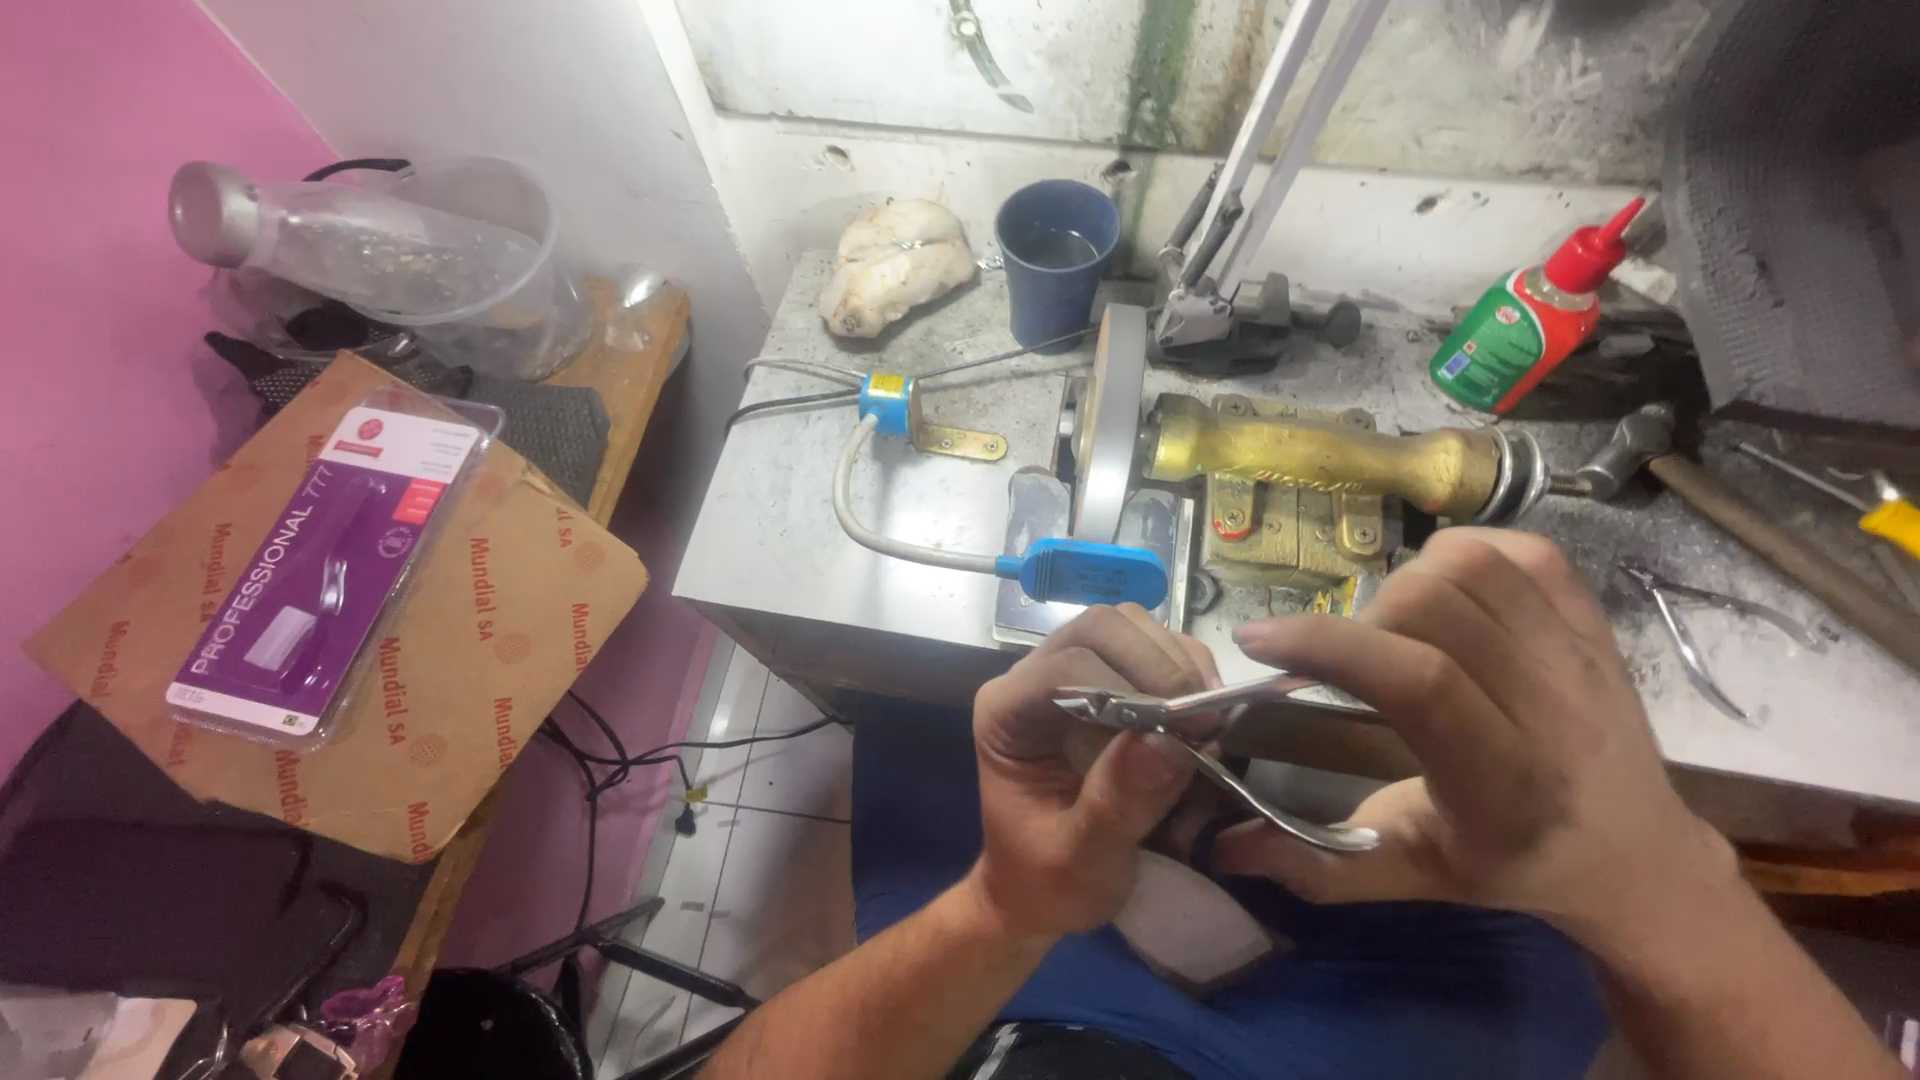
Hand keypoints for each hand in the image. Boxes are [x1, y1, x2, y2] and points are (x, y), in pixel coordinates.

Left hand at [969, 604, 1216, 939]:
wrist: (1039, 888)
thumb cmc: (1048, 879)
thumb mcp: (1079, 861)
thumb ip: (1116, 804)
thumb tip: (1168, 740)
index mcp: (1006, 713)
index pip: (1067, 666)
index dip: (1132, 685)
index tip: (1188, 731)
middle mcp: (1030, 678)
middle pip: (1098, 628)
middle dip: (1158, 664)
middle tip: (1203, 721)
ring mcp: (1066, 671)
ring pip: (1126, 626)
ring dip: (1176, 662)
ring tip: (1205, 720)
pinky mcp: (1101, 678)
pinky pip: (1146, 644)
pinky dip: (1185, 666)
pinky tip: (1201, 714)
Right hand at [1215, 529, 1736, 948]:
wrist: (1637, 859)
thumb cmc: (1511, 867)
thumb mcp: (1410, 878)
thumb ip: (1316, 867)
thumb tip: (1223, 848)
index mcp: (1502, 782)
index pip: (1416, 681)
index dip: (1326, 644)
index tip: (1257, 639)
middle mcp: (1553, 708)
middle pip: (1436, 605)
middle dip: (1360, 617)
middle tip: (1344, 654)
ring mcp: (1582, 657)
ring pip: (1474, 566)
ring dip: (1405, 579)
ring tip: (1388, 625)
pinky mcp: (1597, 625)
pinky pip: (1526, 552)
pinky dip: (1465, 553)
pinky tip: (1441, 590)